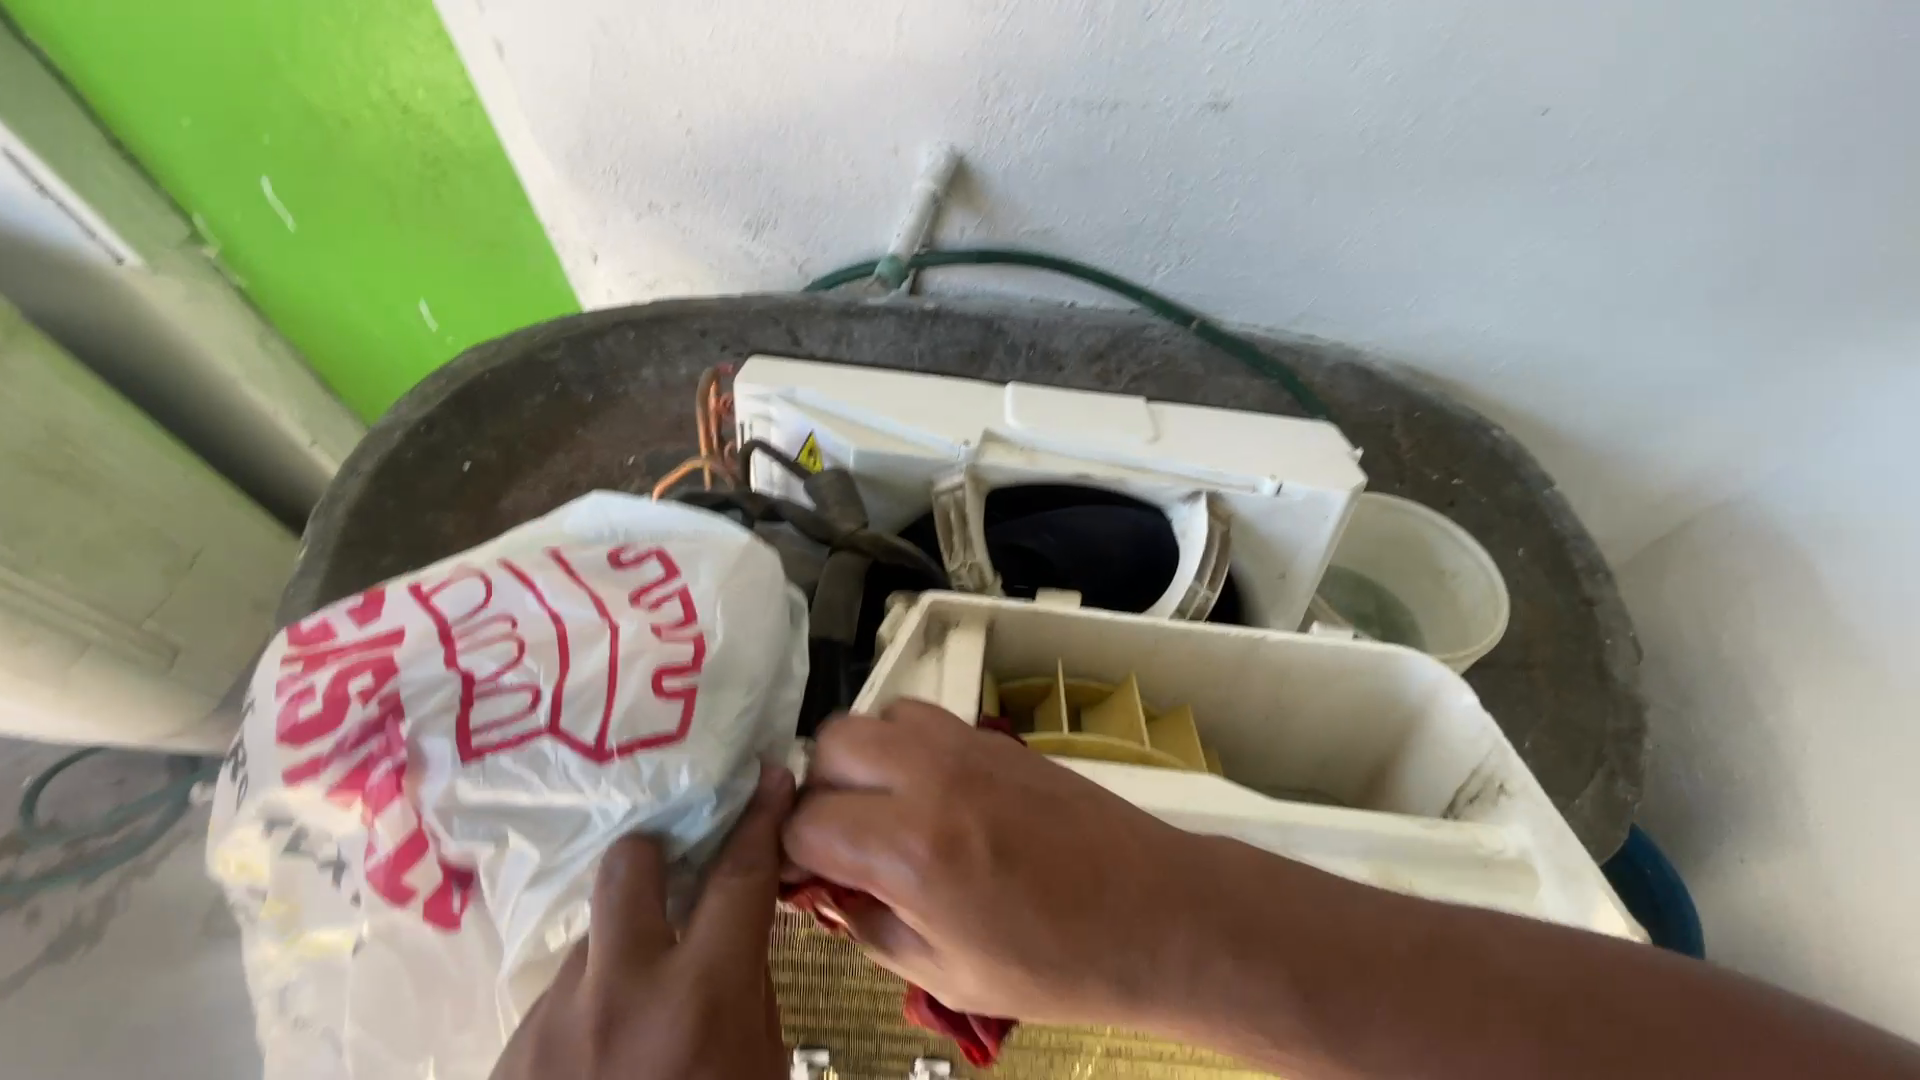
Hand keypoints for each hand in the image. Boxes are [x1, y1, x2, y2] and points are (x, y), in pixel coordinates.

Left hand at [490, 766, 795, 1079]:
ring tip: (639, 1006)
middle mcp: (617, 991)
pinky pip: (564, 995)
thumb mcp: (758, 1069)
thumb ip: (747, 988)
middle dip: (655, 852)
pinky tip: (606, 1052)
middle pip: (627, 865)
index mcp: (697, 998)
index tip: (770, 776)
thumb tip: (737, 925)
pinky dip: (593, 1003)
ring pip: (593, 938)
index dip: (760, 818)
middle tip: (675, 874)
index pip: (738, 876)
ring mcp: (553, 1019)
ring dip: (624, 950)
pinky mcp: (510, 1051)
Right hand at [781, 700, 1217, 1027]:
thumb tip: (832, 893)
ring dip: (862, 757)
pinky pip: (926, 717)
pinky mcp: (997, 738)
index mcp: (911, 847)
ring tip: (882, 805)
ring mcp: (968, 746)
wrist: (1154, 914)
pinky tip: (928, 788)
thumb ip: (871, 926)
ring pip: (876, 716)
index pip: (806, 823)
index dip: (792, 855)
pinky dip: (906, 743)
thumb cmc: (1057, 963)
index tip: (805, 875)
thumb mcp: (946, 973)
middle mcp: (931, 777)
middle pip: (830, 745)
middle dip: (818, 792)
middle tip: (840, 836)